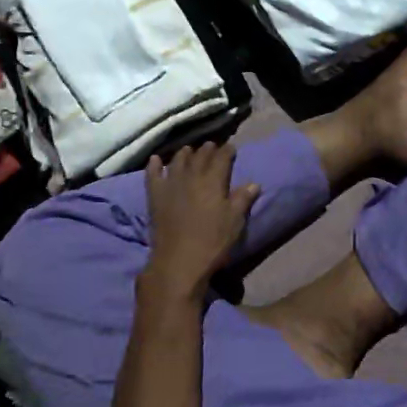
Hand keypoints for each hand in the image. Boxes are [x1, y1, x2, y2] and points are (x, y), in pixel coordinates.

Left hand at [139, 143, 260, 310]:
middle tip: (211, 146)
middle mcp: (191, 176)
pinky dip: (153, 165)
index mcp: (212, 181)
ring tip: (189, 150)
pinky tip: (155, 159)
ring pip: (177, 161)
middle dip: (207, 149)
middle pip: (199, 156)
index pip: (221, 158)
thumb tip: (253, 183)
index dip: (227, 151)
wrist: (179, 260)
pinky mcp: (155, 195)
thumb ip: (242, 199)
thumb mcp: (234, 222)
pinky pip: (152, 174)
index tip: (231, 147)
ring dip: (184, 153)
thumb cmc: (212, 242)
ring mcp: (170, 184)